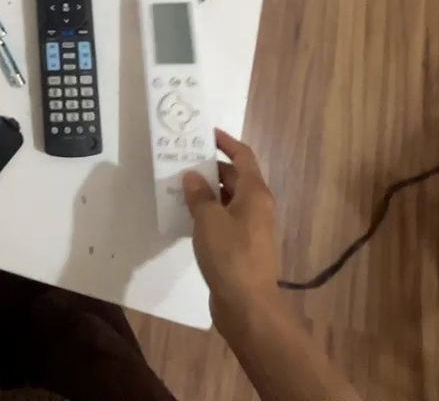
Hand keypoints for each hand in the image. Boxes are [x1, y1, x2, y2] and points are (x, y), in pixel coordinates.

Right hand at [184, 127, 281, 318]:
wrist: (248, 307)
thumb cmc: (230, 255)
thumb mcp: (208, 219)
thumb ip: (199, 194)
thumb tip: (193, 176)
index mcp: (255, 194)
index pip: (243, 157)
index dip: (227, 142)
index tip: (207, 133)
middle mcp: (258, 208)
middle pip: (235, 177)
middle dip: (211, 168)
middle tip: (183, 161)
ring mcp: (252, 230)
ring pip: (229, 200)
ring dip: (207, 192)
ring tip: (180, 187)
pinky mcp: (243, 248)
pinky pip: (225, 220)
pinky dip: (209, 213)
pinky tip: (188, 217)